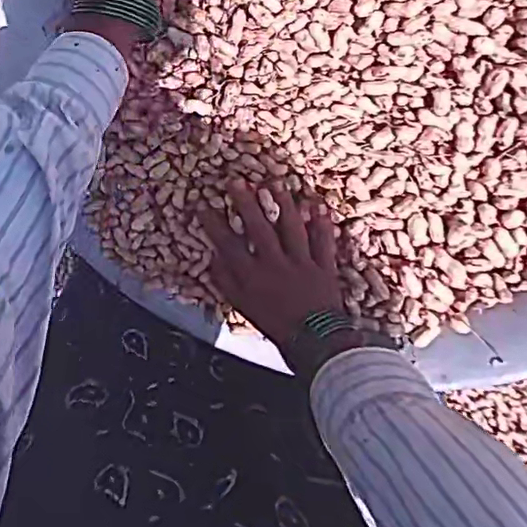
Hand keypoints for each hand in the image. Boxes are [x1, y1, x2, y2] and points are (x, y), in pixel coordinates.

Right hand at [199, 180, 352, 348]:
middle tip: (236, 182)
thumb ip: (226, 281)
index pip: (227, 243)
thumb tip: (213, 259)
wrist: (316, 343)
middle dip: (246, 202)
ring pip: (291, 228)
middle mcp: (274, 263)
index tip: (202, 205)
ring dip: (283, 204)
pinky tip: (317, 205)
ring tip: (275, 184)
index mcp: (252, 275)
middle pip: (258, 227)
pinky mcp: (324, 267)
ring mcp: (301, 263)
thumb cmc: (274, 325)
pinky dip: (321, 224)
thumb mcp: (241, 307)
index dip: (213, 223)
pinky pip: (323, 242)